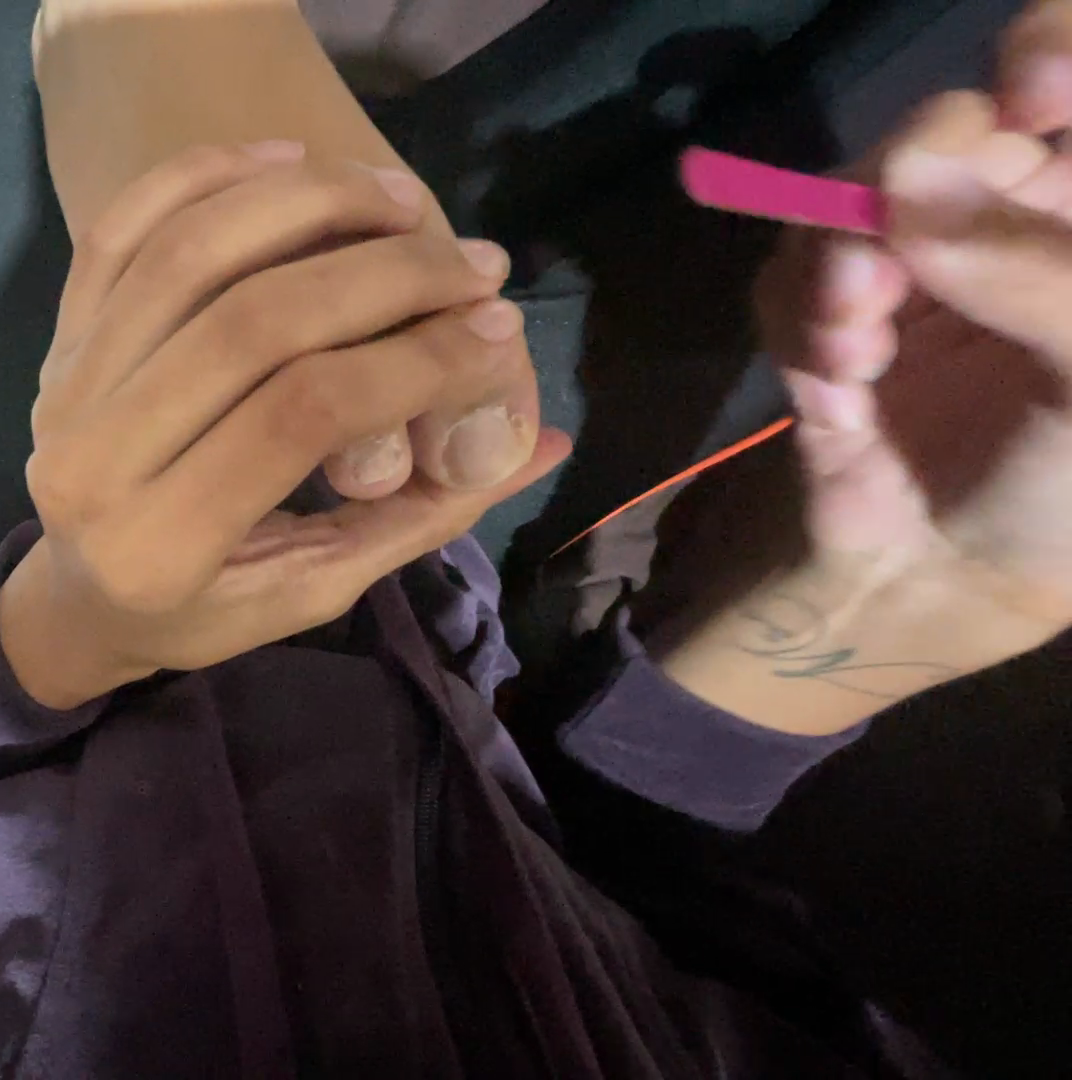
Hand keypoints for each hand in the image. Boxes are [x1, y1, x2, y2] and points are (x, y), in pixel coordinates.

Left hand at [0, 143, 569, 707]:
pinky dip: (196, 179)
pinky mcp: (53, 349)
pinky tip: (283, 161)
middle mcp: (95, 462)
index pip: (298, 416)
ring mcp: (62, 395)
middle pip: (249, 326)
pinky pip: (115, 236)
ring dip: (302, 206)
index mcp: (160, 546)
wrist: (76, 598)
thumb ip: (412, 521)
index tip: (494, 331)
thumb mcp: (305, 593)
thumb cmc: (193, 613)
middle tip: (470, 263)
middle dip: (379, 278)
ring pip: (183, 261)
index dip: (411, 362)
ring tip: (394, 196)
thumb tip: (538, 442)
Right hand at [660, 2, 1071, 732]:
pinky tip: (836, 375)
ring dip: (833, 274)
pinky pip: (783, 282)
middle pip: (944, 134)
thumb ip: (1027, 263)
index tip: (1031, 101)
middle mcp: (1009, 223)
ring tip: (852, 347)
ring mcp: (907, 271)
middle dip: (908, 188)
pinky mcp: (820, 320)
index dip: (1056, 59)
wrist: (940, 568)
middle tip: (887, 256)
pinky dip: (798, 324)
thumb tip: (902, 169)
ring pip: (840, 208)